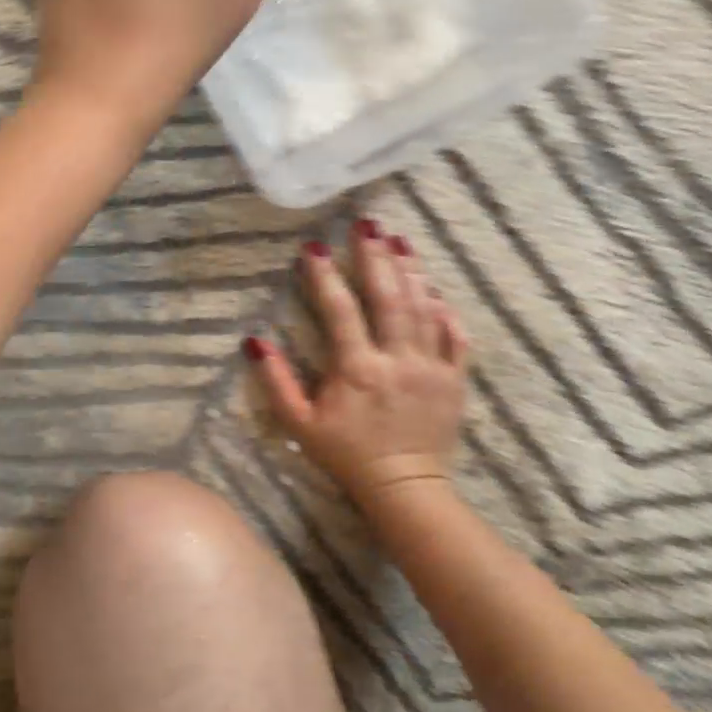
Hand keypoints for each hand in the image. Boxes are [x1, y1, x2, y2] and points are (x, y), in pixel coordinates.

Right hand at [245, 220, 469, 507]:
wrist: (404, 486)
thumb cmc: (344, 452)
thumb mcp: (298, 422)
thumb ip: (277, 381)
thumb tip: (255, 341)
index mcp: (357, 369)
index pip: (340, 310)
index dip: (325, 276)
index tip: (313, 247)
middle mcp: (398, 360)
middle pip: (389, 299)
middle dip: (376, 259)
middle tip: (367, 226)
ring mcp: (431, 368)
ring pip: (425, 310)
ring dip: (411, 273)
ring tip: (399, 242)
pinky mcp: (454, 379)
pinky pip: (456, 337)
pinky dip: (446, 310)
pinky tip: (434, 289)